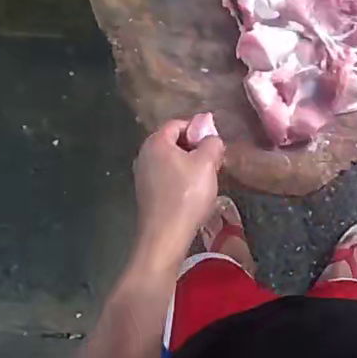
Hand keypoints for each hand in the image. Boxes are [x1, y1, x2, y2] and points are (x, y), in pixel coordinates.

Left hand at [131, 116, 224, 265]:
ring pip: (171, 159)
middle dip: (195, 146)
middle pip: (173, 141)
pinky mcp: (146, 192)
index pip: (177, 124)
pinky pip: (166, 175)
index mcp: (156, 143)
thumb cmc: (187, 194)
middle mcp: (144, 155)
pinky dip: (181, 177)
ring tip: (206, 176)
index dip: (198, 128)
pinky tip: (194, 191)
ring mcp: (142, 175)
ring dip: (190, 163)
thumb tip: (211, 137)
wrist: (166, 233)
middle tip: (213, 159)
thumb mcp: (207, 163)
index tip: (214, 143)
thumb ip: (212, 143)